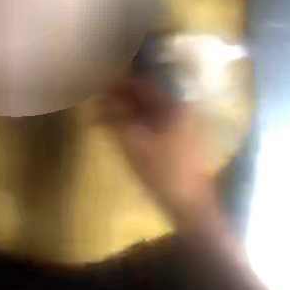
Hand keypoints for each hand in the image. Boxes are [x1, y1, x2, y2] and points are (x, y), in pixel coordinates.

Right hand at [100, 75, 222, 230]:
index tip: (99, 87)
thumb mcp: (130, 139)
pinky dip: (142, 123)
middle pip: (149, 96)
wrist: (190, 205)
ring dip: (131, 111)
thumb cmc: (160, 169)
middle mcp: (185, 111)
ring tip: (109, 117)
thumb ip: (113, 114)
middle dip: (124, 98)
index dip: (118, 84)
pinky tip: (127, 131)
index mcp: (174, 106)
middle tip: (101, 103)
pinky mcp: (188, 142)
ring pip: (154, 111)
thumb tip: (98, 96)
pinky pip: (161, 124)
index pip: (142, 85)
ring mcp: (189, 127)